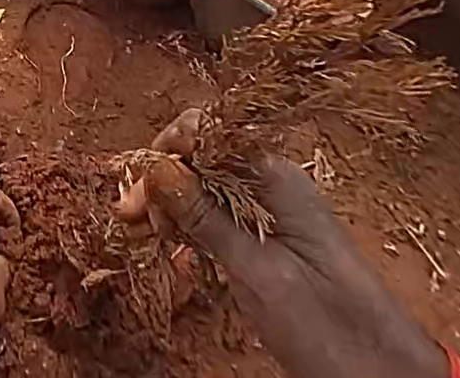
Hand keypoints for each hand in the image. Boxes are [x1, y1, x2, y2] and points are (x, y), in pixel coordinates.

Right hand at [122, 114, 448, 377]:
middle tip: (128, 216)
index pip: (207, 131)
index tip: (138, 186)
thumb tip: (155, 166)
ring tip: (145, 231)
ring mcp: (267, 209)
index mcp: (273, 175)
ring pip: (203, 184)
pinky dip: (188, 222)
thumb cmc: (331, 327)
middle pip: (199, 156)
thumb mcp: (260, 274)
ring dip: (169, 201)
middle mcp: (267, 181)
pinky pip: (215, 212)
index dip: (166, 149)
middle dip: (160, 178)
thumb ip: (206, 217)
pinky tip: (171, 241)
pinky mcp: (264, 237)